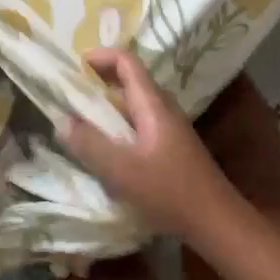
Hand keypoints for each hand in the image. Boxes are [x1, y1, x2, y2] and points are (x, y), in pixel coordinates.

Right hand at [58, 48, 236, 237]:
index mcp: (152, 103)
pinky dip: (117, 126)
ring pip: (132, 104)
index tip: (72, 68)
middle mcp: (162, 107)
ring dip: (106, 106)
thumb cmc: (170, 191)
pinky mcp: (170, 147)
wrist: (216, 222)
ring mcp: (169, 127)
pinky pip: (138, 123)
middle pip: (128, 80)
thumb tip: (62, 121)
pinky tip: (105, 149)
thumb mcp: (122, 170)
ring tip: (80, 122)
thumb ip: (90, 144)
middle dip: (97, 82)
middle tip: (68, 96)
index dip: (99, 56)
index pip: (126, 61)